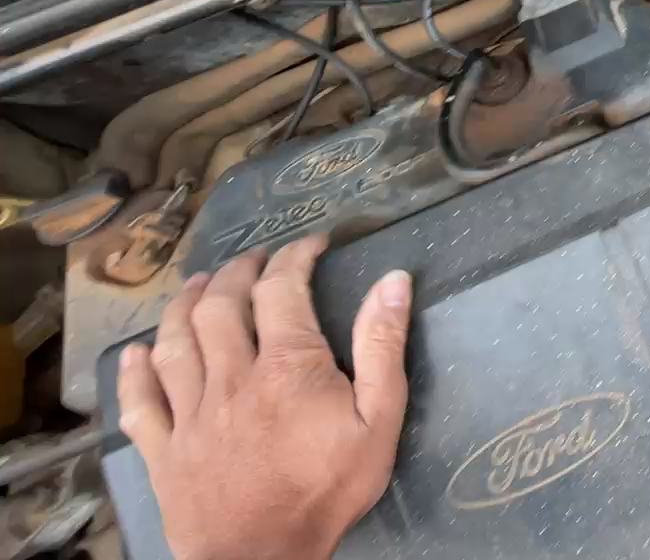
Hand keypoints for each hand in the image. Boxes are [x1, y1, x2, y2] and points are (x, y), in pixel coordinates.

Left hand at [117, 235, 412, 559]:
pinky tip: (139, 351)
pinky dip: (134, 371)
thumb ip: (384, 344)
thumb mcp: (382, 413)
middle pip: (221, 308)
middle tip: (256, 257)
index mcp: (289, 366)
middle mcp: (233, 379)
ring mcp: (190, 415)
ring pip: (175, 345)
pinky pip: (139, 402)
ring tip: (199, 284)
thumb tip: (393, 282)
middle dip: (237, 273)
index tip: (313, 243)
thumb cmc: (332, 483)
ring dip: (185, 306)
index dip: (296, 258)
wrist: (262, 559)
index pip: (282, 291)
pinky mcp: (163, 450)